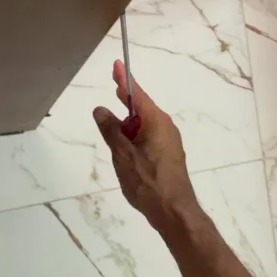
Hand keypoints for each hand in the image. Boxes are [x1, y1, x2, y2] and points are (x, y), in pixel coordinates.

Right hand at [93, 61, 202, 234]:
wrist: (175, 212)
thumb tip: (101, 109)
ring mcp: (168, 142)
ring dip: (128, 121)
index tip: (117, 64)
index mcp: (155, 122)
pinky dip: (134, 134)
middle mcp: (165, 127)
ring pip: (144, 124)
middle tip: (113, 85)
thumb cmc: (148, 182)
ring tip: (112, 122)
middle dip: (126, 98)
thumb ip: (111, 130)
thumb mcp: (122, 155)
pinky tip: (124, 145)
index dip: (125, 79)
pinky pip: (148, 136)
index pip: (137, 94)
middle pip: (141, 107)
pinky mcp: (168, 155)